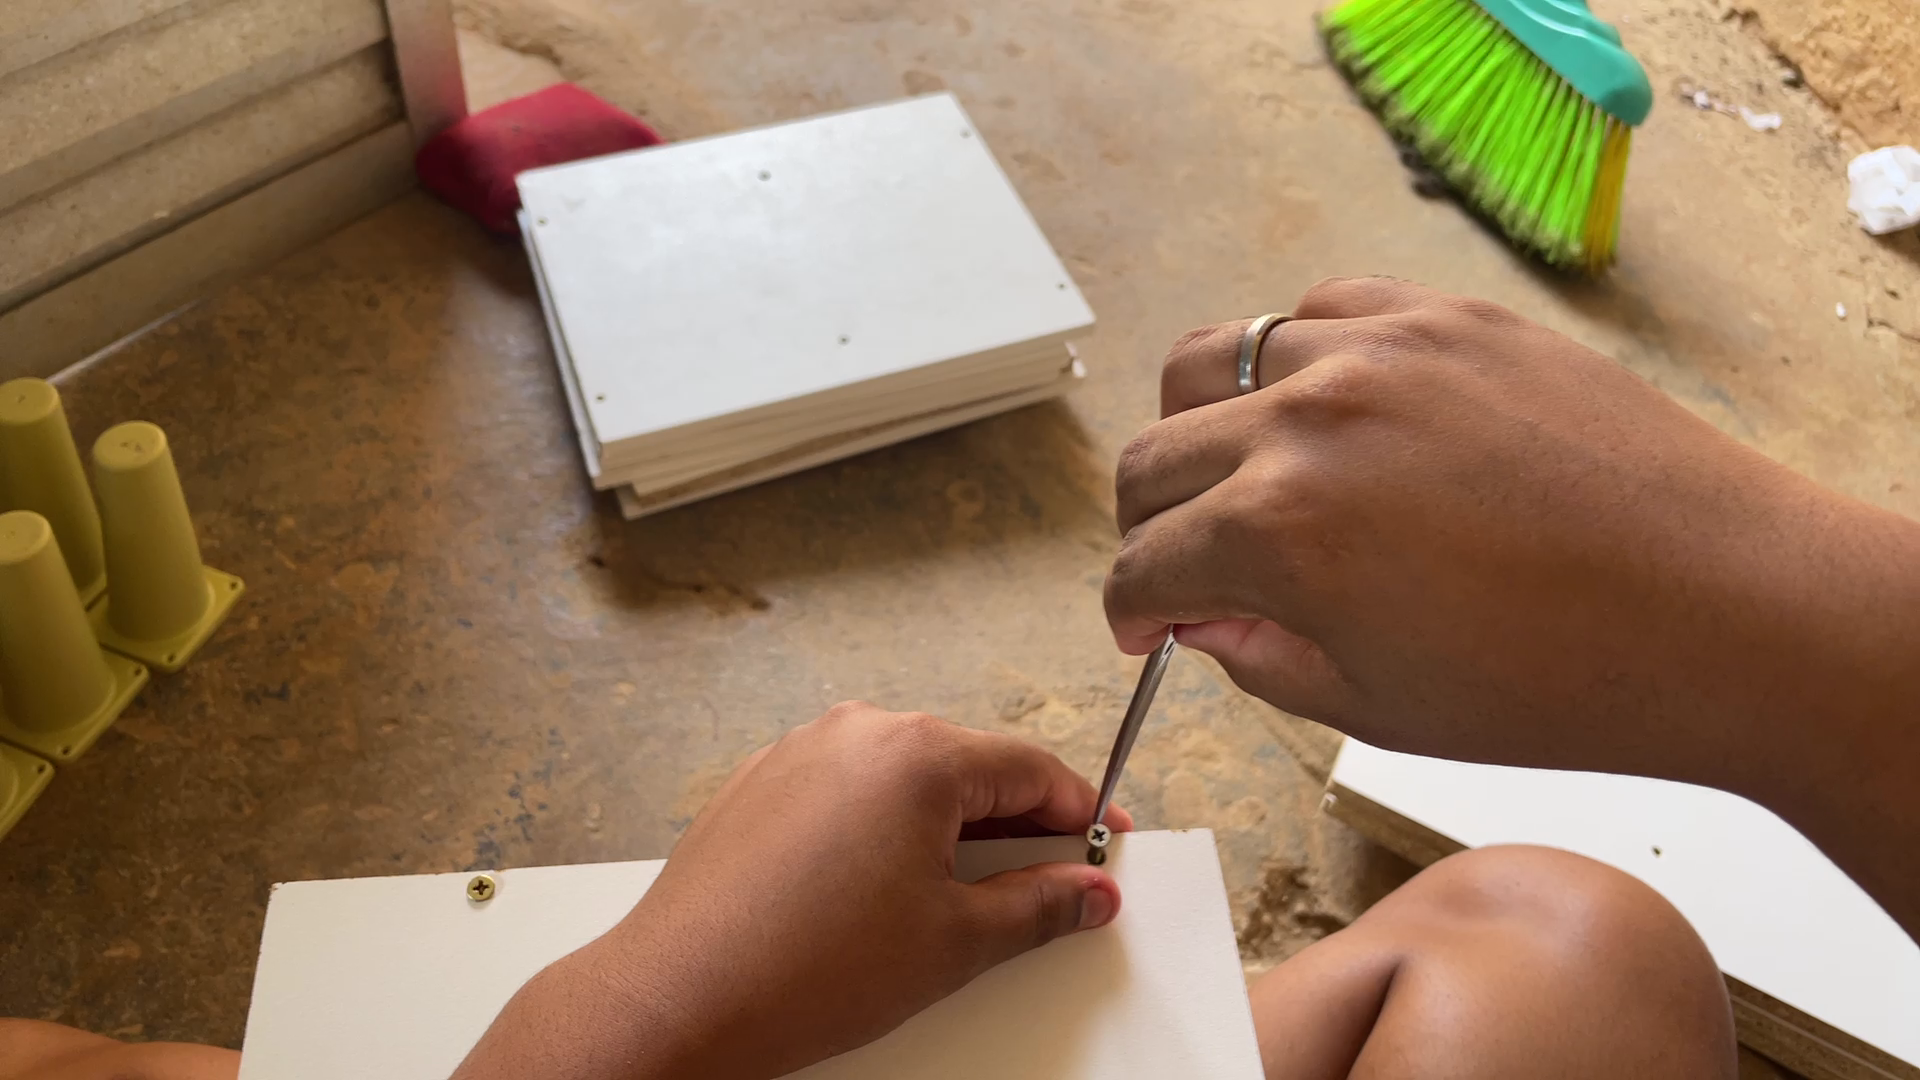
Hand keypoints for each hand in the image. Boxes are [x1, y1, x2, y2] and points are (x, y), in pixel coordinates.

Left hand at [454, 703, 1128, 1079]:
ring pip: (911, 773)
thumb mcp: (953, 941)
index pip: (1028, 767)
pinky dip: (889, 817)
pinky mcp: (773, 771)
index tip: (1102, 840)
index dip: (1076, 807)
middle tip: (1041, 876)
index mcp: (920, 752)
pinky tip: (879, 876)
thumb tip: (1091, 890)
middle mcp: (865, 727)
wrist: (676, 994)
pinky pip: (856, 781)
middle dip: (1013, 819)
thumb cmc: (816, 966)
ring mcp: (811, 743)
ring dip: (949, 819)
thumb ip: (1040, 905)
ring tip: (955, 888)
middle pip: (969, 765)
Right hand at [1104, 278, 1919, 804]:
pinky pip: (1308, 314)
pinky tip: (1318, 413)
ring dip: (1192, 433)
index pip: (1141, 567)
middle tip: (1179, 561)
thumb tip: (1195, 611)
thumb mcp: (1360, 703)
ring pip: (1202, 364)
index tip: (1141, 627)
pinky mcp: (1439, 316)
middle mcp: (1303, 424)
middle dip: (1142, 529)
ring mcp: (1372, 354)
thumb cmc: (1548, 683)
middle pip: (1144, 462)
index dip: (1127, 610)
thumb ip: (1243, 653)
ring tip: (1235, 471)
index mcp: (1278, 532)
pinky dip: (1283, 368)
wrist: (1735, 613)